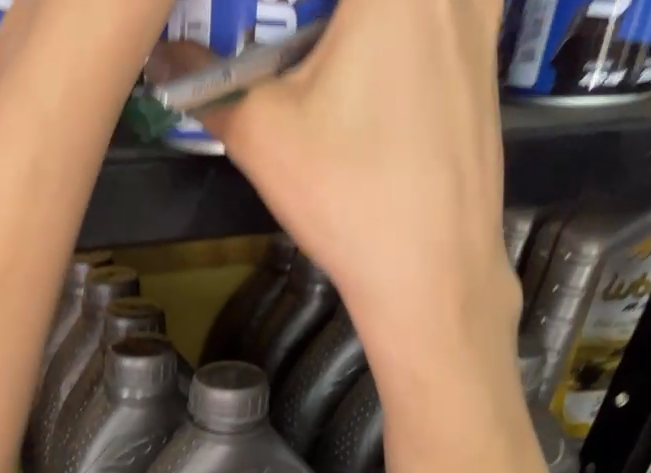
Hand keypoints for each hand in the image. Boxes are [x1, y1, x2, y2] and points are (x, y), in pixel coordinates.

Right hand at [159, 0, 517, 341]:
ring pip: (405, 6)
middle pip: (356, 0)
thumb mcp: (260, 133)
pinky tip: (364, 69)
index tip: (260, 23)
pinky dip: (400, 24)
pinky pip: (441, 10)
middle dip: (310, 11)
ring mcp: (480, 13)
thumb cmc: (347, 194)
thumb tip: (164, 60)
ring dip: (351, 24)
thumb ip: (207, 82)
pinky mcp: (487, 55)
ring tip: (312, 50)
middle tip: (282, 31)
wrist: (430, 267)